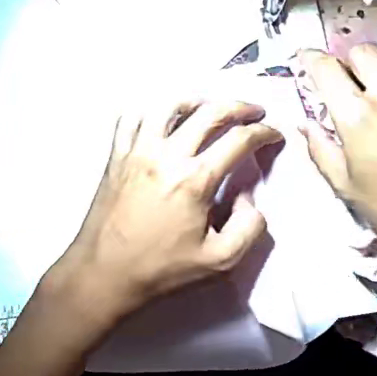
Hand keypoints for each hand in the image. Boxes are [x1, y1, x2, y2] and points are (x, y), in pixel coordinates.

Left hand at [32, 99, 283, 355]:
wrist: (102, 275)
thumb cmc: (161, 270)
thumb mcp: (219, 260)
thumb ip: (249, 228)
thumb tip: (250, 199)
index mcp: (196, 180)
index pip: (239, 140)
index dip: (264, 132)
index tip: (274, 135)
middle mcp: (168, 156)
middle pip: (210, 112)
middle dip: (240, 106)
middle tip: (255, 111)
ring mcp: (138, 151)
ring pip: (169, 104)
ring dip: (196, 99)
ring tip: (209, 106)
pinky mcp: (116, 156)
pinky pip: (132, 117)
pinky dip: (152, 109)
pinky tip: (164, 117)